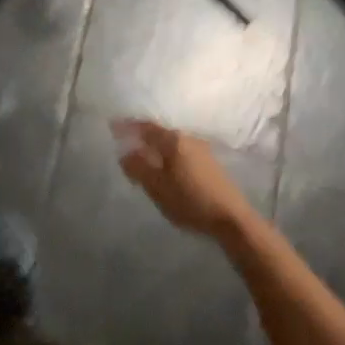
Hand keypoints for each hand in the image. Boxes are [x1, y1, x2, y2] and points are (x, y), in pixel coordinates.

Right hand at [112, 118, 256, 237]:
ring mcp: (202, 150)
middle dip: (142, 139)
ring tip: (143, 162)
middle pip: (159, 134)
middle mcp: (188, 138)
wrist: (232, 218)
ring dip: (156, 150)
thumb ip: (138, 168)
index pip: (146, 127)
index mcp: (173, 140)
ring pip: (171, 145)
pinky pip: (181, 154)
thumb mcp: (157, 187)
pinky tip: (166, 171)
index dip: (128, 126)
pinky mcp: (210, 164)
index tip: (113, 126)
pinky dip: (168, 158)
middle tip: (126, 146)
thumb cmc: (190, 200)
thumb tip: (124, 152)